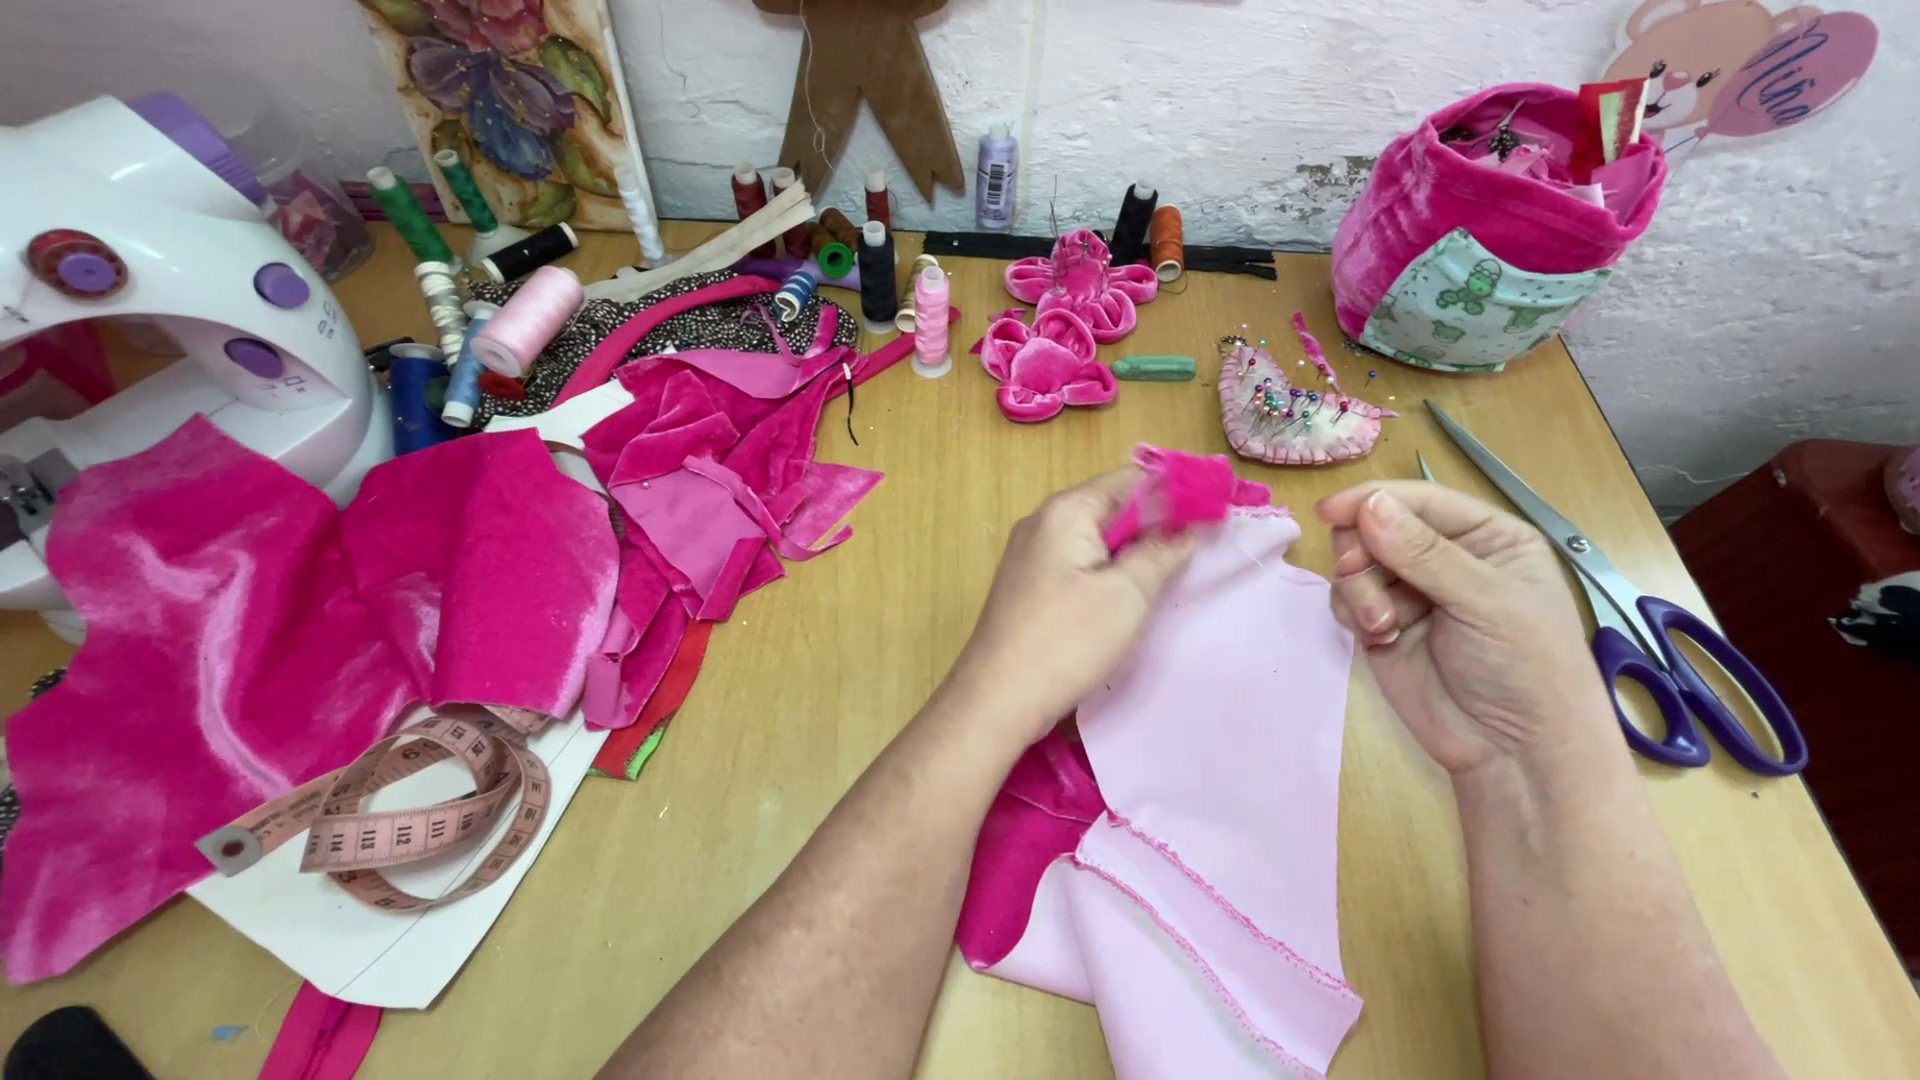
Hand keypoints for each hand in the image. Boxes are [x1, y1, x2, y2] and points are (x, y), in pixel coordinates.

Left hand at [946, 469, 1198, 744]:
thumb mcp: (1127, 594)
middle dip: (1157, 521)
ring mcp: (1030, 555)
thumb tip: (1189, 524)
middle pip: (1112, 505)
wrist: (997, 698)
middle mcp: (1043, 522)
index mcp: (1066, 510)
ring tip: (1174, 571)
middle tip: (1203, 545)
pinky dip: (1109, 571)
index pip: (1131, 478)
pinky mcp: (1029, 586)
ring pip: (1096, 538)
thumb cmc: (1067, 640)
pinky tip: (1130, 595)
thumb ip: (1161, 551)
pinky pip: (1078, 563)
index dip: (1177, 490)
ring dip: (1134, 550)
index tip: (1216, 512)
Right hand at [1314, 482, 1619, 777]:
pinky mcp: (1379, 624)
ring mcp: (1408, 592)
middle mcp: (1443, 557)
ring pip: (1355, 563)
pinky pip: (1345, 598)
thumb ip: (1424, 553)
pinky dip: (1353, 613)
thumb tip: (1368, 504)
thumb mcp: (1486, 602)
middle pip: (1376, 525)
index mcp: (1486, 537)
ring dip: (1359, 590)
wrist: (1511, 751)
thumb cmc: (1524, 667)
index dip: (1374, 500)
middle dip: (1362, 549)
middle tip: (1359, 570)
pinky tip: (1380, 637)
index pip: (1420, 500)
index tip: (1331, 511)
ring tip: (1382, 624)